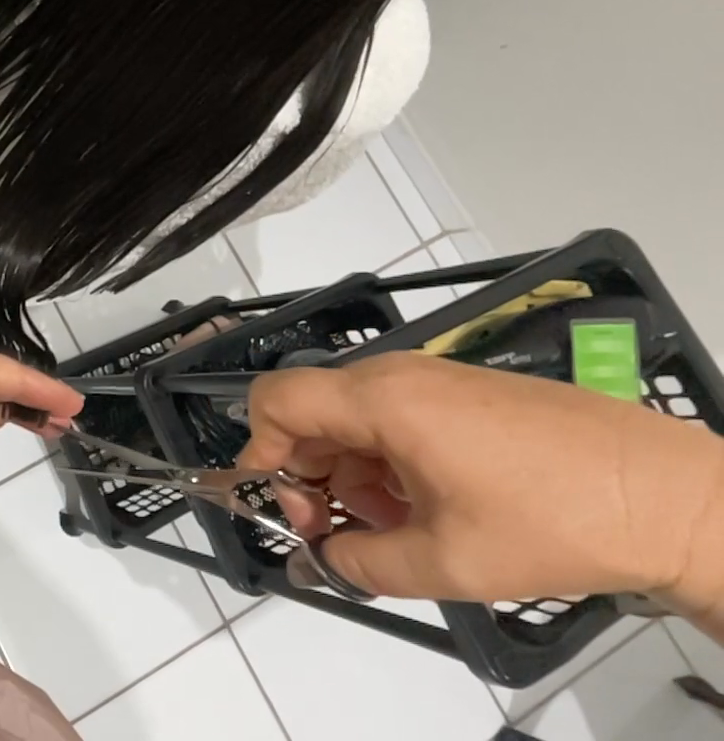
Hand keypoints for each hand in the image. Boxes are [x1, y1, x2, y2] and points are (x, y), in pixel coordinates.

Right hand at [240, 352, 723, 606]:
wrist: (687, 501)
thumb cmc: (556, 523)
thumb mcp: (451, 563)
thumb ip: (363, 564)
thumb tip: (327, 558)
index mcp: (379, 400)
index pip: (275, 400)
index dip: (260, 448)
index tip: (280, 501)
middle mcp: (396, 376)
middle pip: (312, 412)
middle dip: (309, 472)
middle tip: (337, 528)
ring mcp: (435, 380)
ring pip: (353, 418)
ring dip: (352, 473)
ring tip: (395, 525)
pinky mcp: (468, 393)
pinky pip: (396, 418)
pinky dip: (390, 461)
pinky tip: (430, 505)